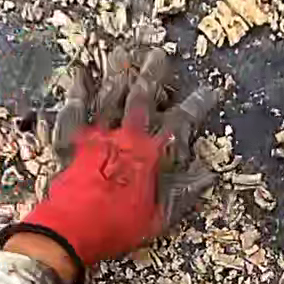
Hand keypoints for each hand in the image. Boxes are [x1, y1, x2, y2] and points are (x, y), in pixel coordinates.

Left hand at [3, 38, 216, 283]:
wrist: (72, 230)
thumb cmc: (117, 227)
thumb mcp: (158, 218)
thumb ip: (183, 194)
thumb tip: (207, 175)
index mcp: (151, 154)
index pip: (182, 121)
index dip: (198, 104)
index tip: (211, 89)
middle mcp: (126, 137)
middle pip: (143, 97)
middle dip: (154, 75)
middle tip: (160, 54)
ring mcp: (97, 135)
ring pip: (110, 96)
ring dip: (117, 73)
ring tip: (122, 53)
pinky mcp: (72, 141)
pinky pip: (74, 110)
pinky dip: (77, 91)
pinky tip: (78, 75)